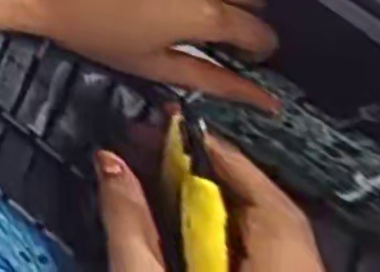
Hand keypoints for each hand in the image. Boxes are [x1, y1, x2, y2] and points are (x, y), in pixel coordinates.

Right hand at [96, 135, 325, 271]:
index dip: (224, 157)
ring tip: (162, 173)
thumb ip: (127, 218)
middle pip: (269, 215)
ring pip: (266, 236)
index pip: (270, 205)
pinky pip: (264, 255)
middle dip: (211, 171)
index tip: (176, 124)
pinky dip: (222, 226)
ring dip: (213, 198)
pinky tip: (184, 217)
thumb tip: (109, 161)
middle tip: (156, 142)